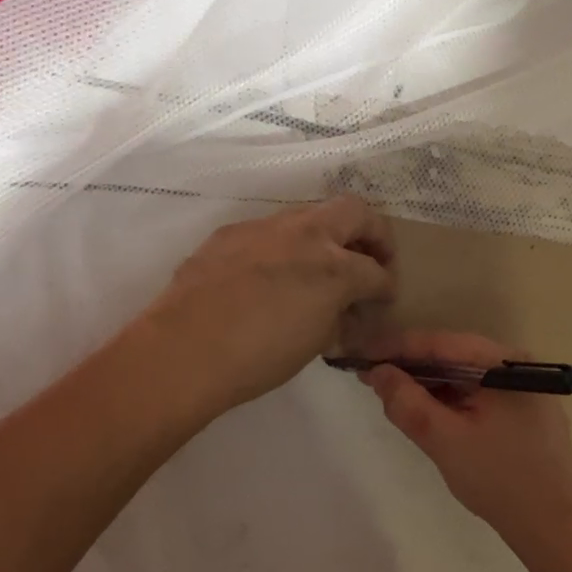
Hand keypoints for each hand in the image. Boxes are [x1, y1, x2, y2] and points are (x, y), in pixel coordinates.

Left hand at [140, 195, 396, 409]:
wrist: (186, 349)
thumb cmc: (258, 359)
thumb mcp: (312, 345)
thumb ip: (336, 322)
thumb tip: (344, 316)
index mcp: (334, 268)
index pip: (375, 272)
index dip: (386, 287)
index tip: (384, 298)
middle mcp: (304, 235)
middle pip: (354, 212)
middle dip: (372, 233)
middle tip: (372, 259)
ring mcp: (264, 228)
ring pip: (308, 215)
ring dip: (324, 236)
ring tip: (319, 266)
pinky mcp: (229, 234)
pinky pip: (268, 232)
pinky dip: (282, 247)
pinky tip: (269, 276)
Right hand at [362, 330, 571, 543]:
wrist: (554, 525)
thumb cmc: (498, 479)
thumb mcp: (444, 440)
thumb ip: (408, 403)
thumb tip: (378, 372)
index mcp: (502, 364)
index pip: (439, 343)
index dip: (395, 347)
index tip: (360, 356)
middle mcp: (518, 366)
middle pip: (453, 356)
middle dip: (410, 365)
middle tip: (370, 378)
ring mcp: (524, 390)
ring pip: (465, 377)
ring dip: (429, 384)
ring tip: (393, 396)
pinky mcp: (525, 413)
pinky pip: (479, 395)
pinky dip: (450, 400)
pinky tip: (429, 413)